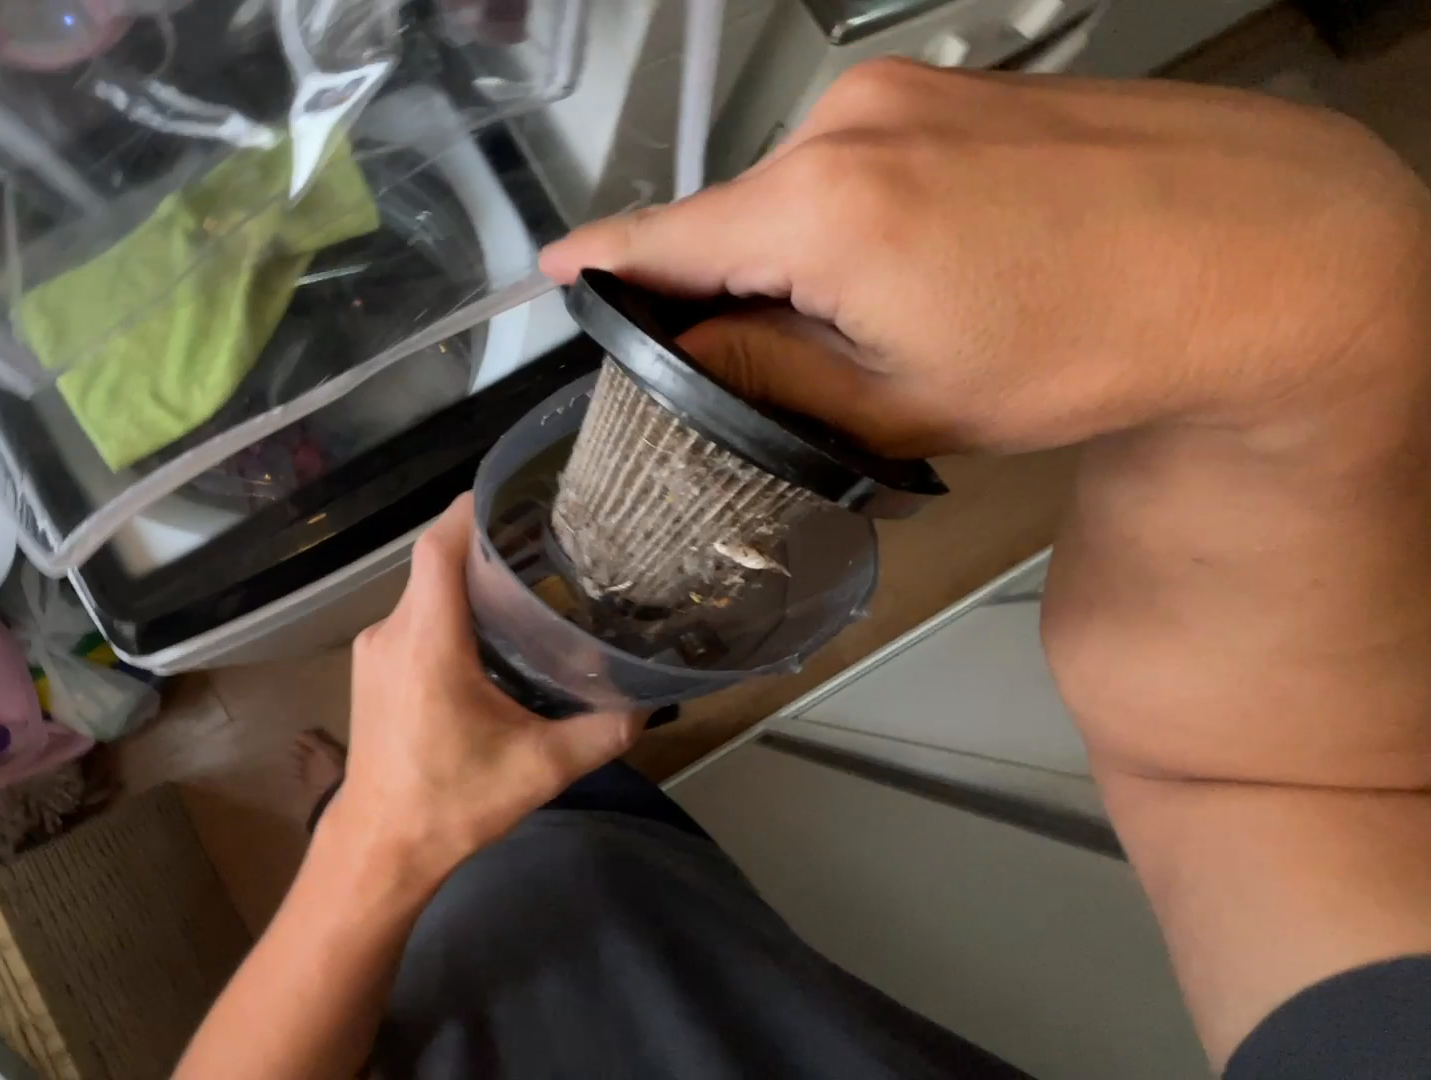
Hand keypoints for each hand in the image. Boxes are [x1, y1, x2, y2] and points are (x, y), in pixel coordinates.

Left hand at [323, 494, 637, 882]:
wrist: (380, 847)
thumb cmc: (452, 804)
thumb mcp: (538, 769)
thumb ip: (598, 733)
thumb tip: (647, 705)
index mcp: (428, 643)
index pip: (439, 550)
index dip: (470, 512)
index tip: (511, 494)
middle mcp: (393, 633)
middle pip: (434, 564)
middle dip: (481, 546)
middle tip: (538, 543)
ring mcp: (375, 650)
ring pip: (422, 591)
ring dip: (465, 581)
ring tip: (521, 583)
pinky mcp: (371, 668)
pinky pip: (412, 616)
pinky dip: (446, 609)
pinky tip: (484, 632)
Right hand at [542, 60, 1430, 458]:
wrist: (1267, 260)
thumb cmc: (1085, 345)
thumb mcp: (887, 401)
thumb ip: (757, 371)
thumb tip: (683, 346)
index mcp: (822, 211)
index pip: (665, 238)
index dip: (600, 260)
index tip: (556, 269)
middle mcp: (848, 128)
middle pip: (726, 223)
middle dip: (727, 292)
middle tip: (785, 363)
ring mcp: (900, 97)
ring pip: (785, 197)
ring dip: (794, 261)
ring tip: (884, 318)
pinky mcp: (941, 91)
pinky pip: (843, 163)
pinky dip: (842, 221)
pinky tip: (918, 266)